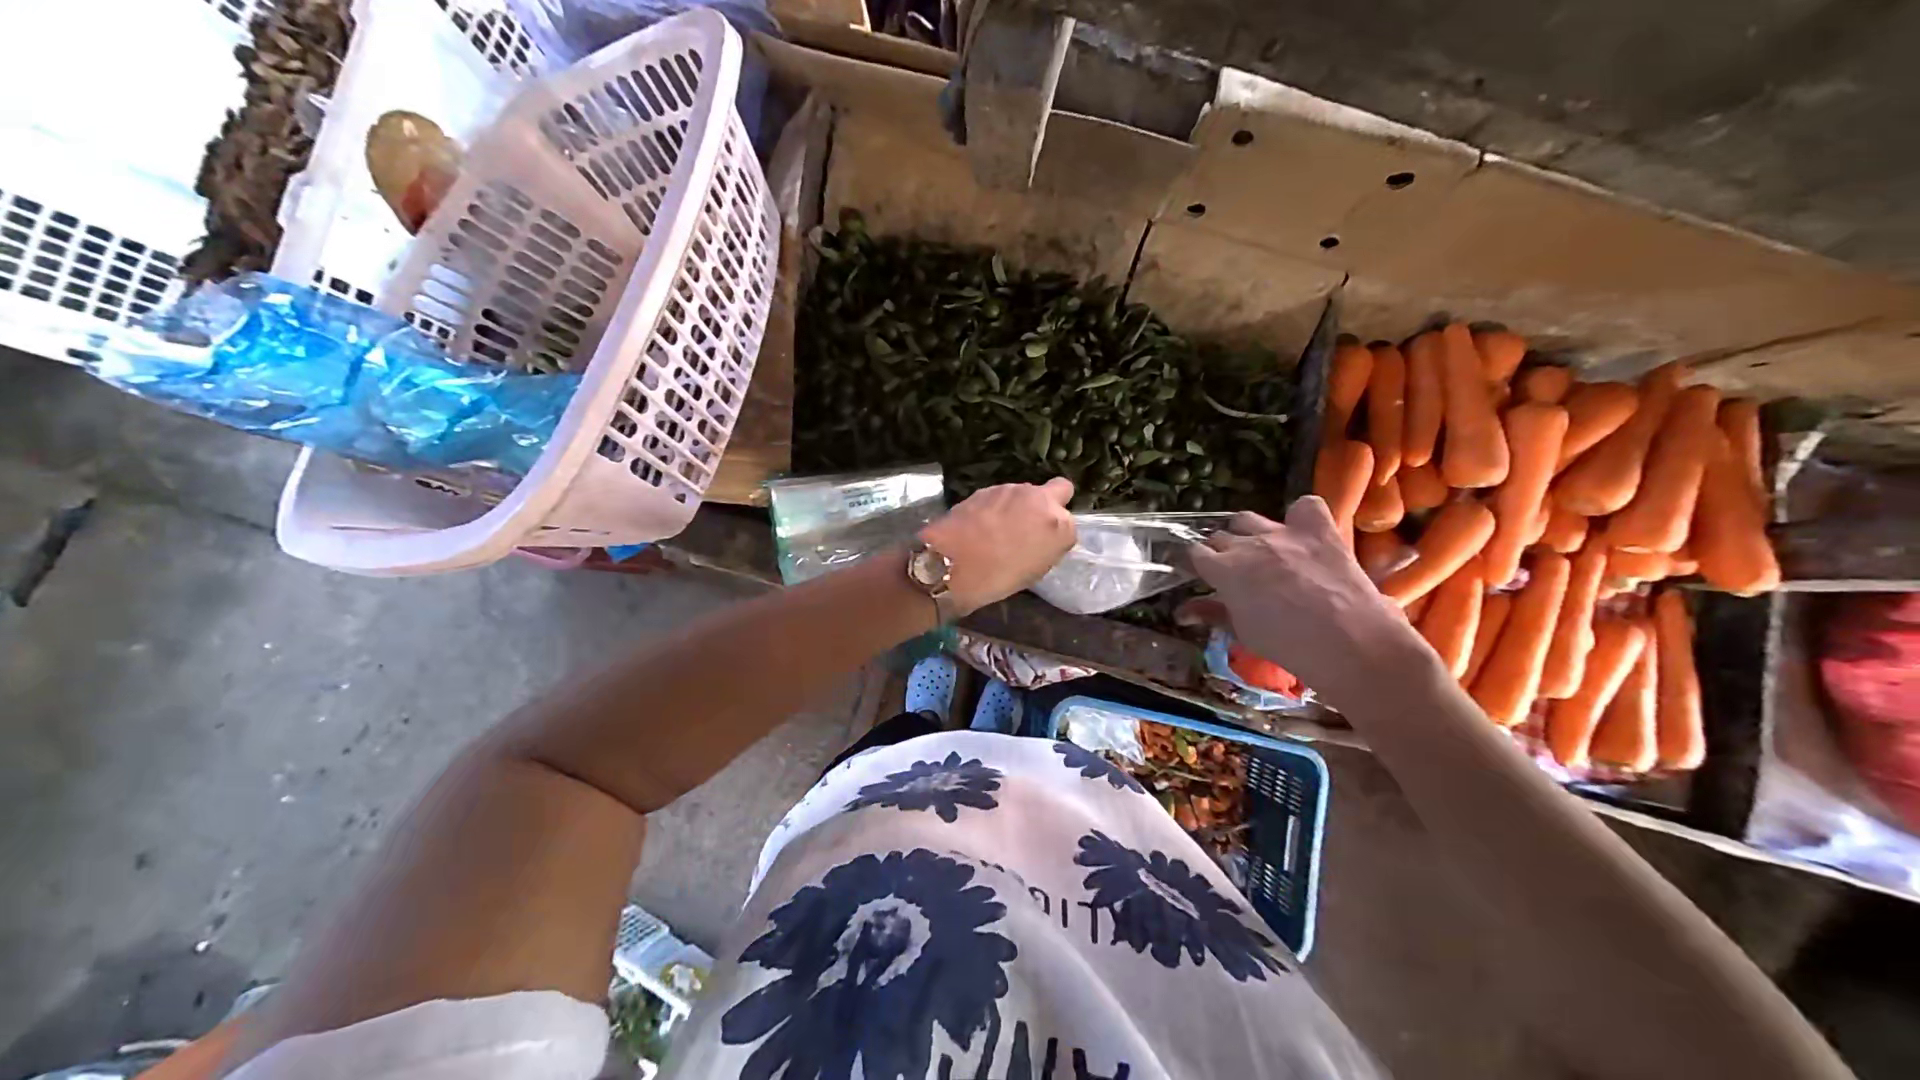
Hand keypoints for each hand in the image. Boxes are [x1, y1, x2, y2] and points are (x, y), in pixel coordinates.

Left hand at [920, 478, 1077, 616]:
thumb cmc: (997, 578)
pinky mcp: (988, 487)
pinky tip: (982, 523)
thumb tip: (1040, 538)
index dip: (1056, 535)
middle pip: (1060, 490)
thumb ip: (1045, 547)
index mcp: (1061, 526)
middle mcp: (1043, 500)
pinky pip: (1002, 495)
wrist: (953, 563)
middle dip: (1050, 503)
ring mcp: (1014, 489)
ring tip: (1000, 528)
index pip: (1070, 525)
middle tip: (1031, 525)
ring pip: (1027, 492)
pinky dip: (998, 506)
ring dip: (1020, 505)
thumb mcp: (1034, 571)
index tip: (1043, 546)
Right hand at [1187, 497, 1430, 705]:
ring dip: (1249, 532)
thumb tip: (1182, 612)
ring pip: (1249, 518)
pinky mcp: (1317, 528)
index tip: (1204, 575)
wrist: (1347, 639)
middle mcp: (1248, 544)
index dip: (1199, 564)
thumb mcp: (1242, 632)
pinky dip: (1300, 515)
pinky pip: (1304, 506)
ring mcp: (1282, 532)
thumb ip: (1212, 614)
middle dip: (1222, 550)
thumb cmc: (1286, 644)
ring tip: (1260, 549)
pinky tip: (1302, 531)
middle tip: (1234, 571)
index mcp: (1224, 570)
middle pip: (1222, 536)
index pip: (1196, 553)